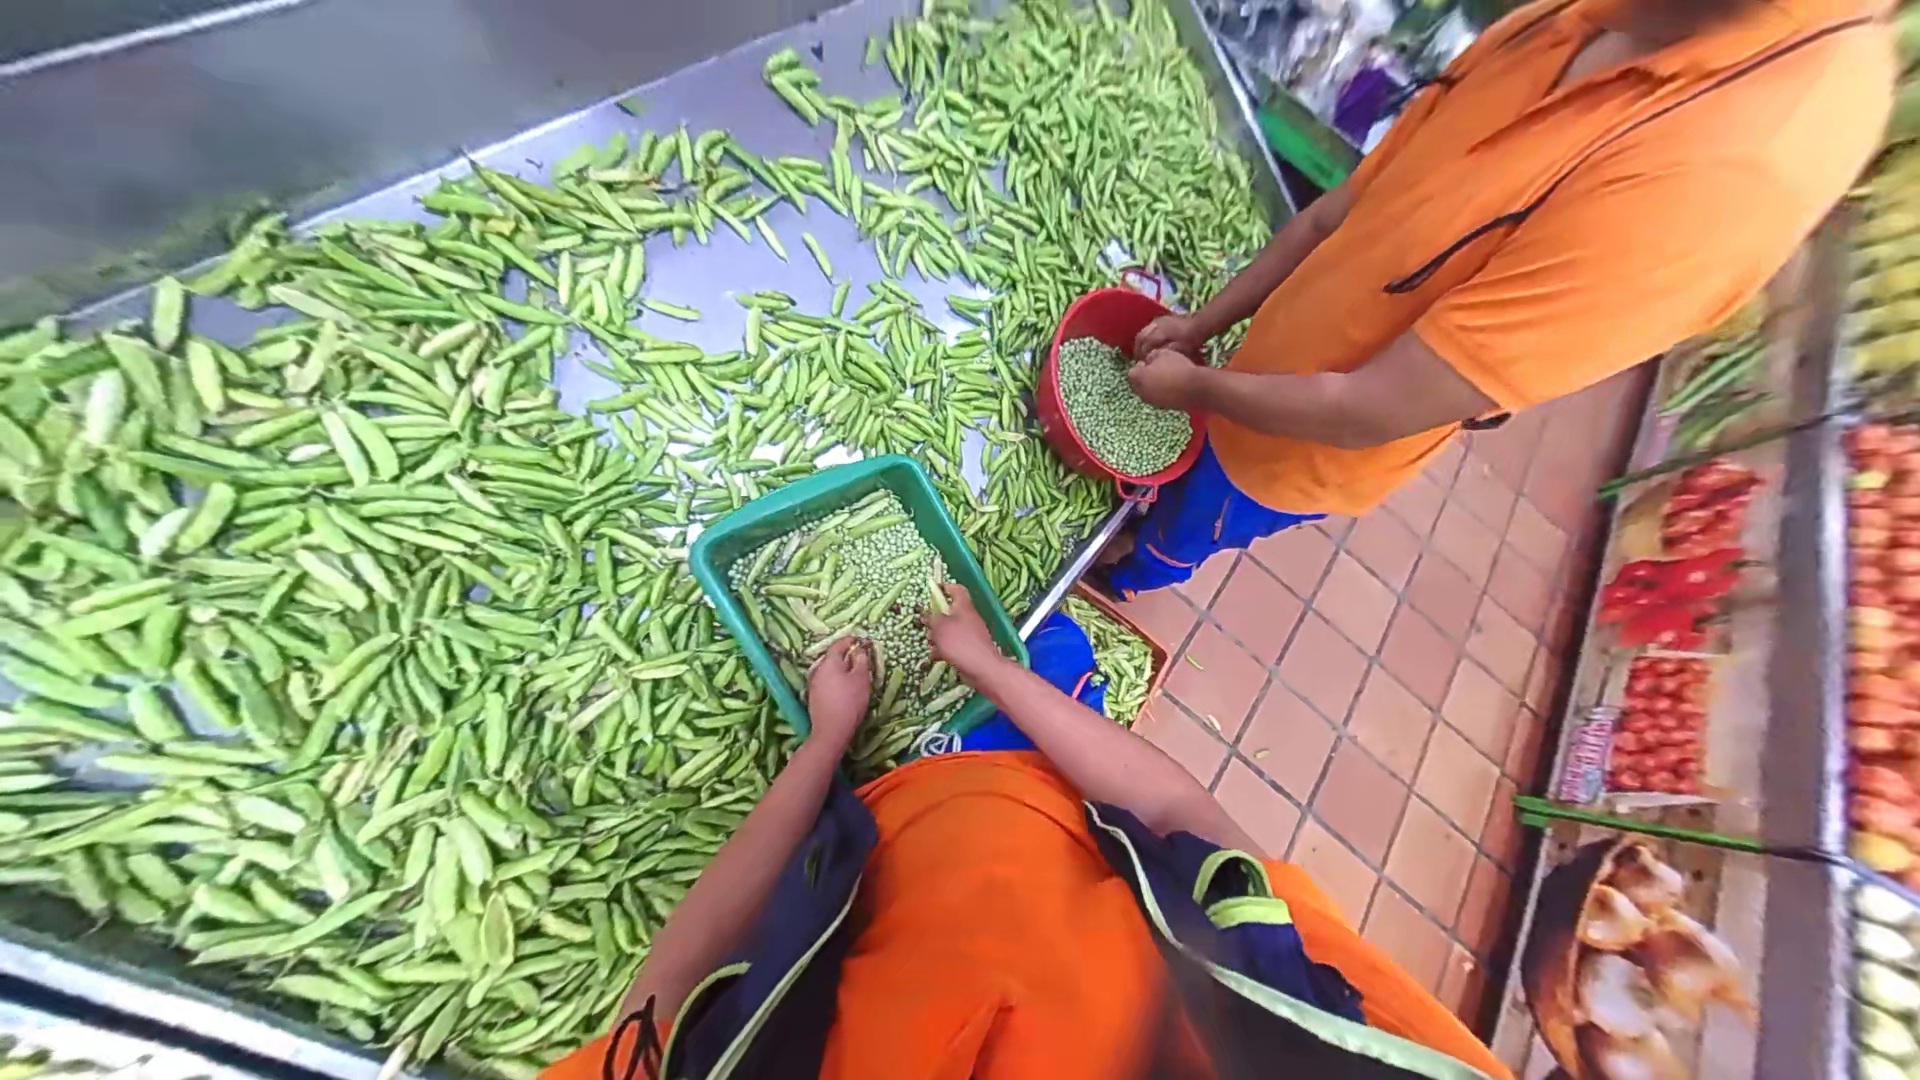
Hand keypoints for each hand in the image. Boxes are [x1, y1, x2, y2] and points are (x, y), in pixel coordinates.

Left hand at [806, 637, 871, 750]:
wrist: (831, 731)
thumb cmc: (849, 701)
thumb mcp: (861, 678)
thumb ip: (861, 660)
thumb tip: (859, 649)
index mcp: (829, 662)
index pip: (839, 644)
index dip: (850, 640)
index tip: (861, 642)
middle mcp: (818, 670)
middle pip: (833, 657)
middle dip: (847, 656)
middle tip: (861, 659)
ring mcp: (814, 684)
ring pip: (830, 670)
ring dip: (842, 669)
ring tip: (855, 675)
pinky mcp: (814, 697)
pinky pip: (827, 681)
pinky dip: (836, 680)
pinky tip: (845, 689)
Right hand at [923, 584, 1002, 680]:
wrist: (982, 668)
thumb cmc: (961, 643)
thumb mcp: (941, 627)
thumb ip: (932, 619)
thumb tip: (927, 615)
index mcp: (963, 607)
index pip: (957, 589)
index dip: (946, 587)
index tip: (934, 589)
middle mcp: (968, 618)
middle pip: (950, 612)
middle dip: (936, 618)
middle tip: (926, 624)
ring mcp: (970, 634)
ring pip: (950, 629)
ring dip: (938, 635)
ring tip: (930, 643)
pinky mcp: (969, 649)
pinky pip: (954, 644)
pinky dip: (944, 648)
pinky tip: (935, 656)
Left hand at [1127, 348, 1201, 409]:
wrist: (1193, 388)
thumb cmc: (1176, 367)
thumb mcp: (1163, 353)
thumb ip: (1151, 356)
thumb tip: (1148, 361)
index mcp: (1138, 379)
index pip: (1131, 373)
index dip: (1139, 367)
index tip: (1149, 362)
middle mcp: (1141, 393)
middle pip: (1138, 385)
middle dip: (1144, 378)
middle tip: (1157, 369)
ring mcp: (1152, 402)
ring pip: (1148, 392)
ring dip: (1154, 386)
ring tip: (1167, 377)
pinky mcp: (1164, 407)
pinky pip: (1159, 398)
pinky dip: (1163, 393)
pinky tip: (1174, 386)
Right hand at [1133, 314, 1204, 360]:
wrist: (1199, 325)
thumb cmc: (1189, 341)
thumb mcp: (1178, 350)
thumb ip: (1163, 353)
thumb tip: (1151, 357)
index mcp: (1159, 334)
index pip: (1144, 345)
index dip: (1141, 355)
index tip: (1141, 363)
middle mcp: (1156, 325)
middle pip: (1140, 337)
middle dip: (1138, 348)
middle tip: (1138, 358)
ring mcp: (1159, 320)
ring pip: (1144, 331)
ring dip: (1141, 341)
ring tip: (1142, 350)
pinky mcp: (1163, 318)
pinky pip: (1150, 327)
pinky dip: (1147, 335)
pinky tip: (1150, 341)